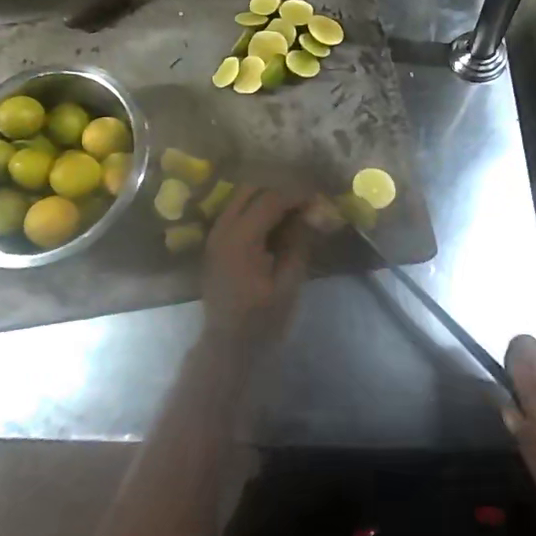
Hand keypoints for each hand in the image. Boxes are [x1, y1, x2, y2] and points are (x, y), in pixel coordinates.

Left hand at [201, 186, 310, 343]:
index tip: (320, 200)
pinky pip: (236, 213)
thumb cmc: (261, 321)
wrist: (227, 346)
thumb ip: (299, 244)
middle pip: (252, 190)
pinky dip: (257, 211)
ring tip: (295, 214)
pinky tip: (277, 227)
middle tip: (307, 205)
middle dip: (281, 191)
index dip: (297, 195)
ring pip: (241, 198)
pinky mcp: (215, 244)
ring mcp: (215, 236)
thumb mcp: (288, 284)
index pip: (270, 199)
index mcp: (240, 239)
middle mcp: (222, 230)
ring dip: (268, 199)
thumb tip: (314, 213)